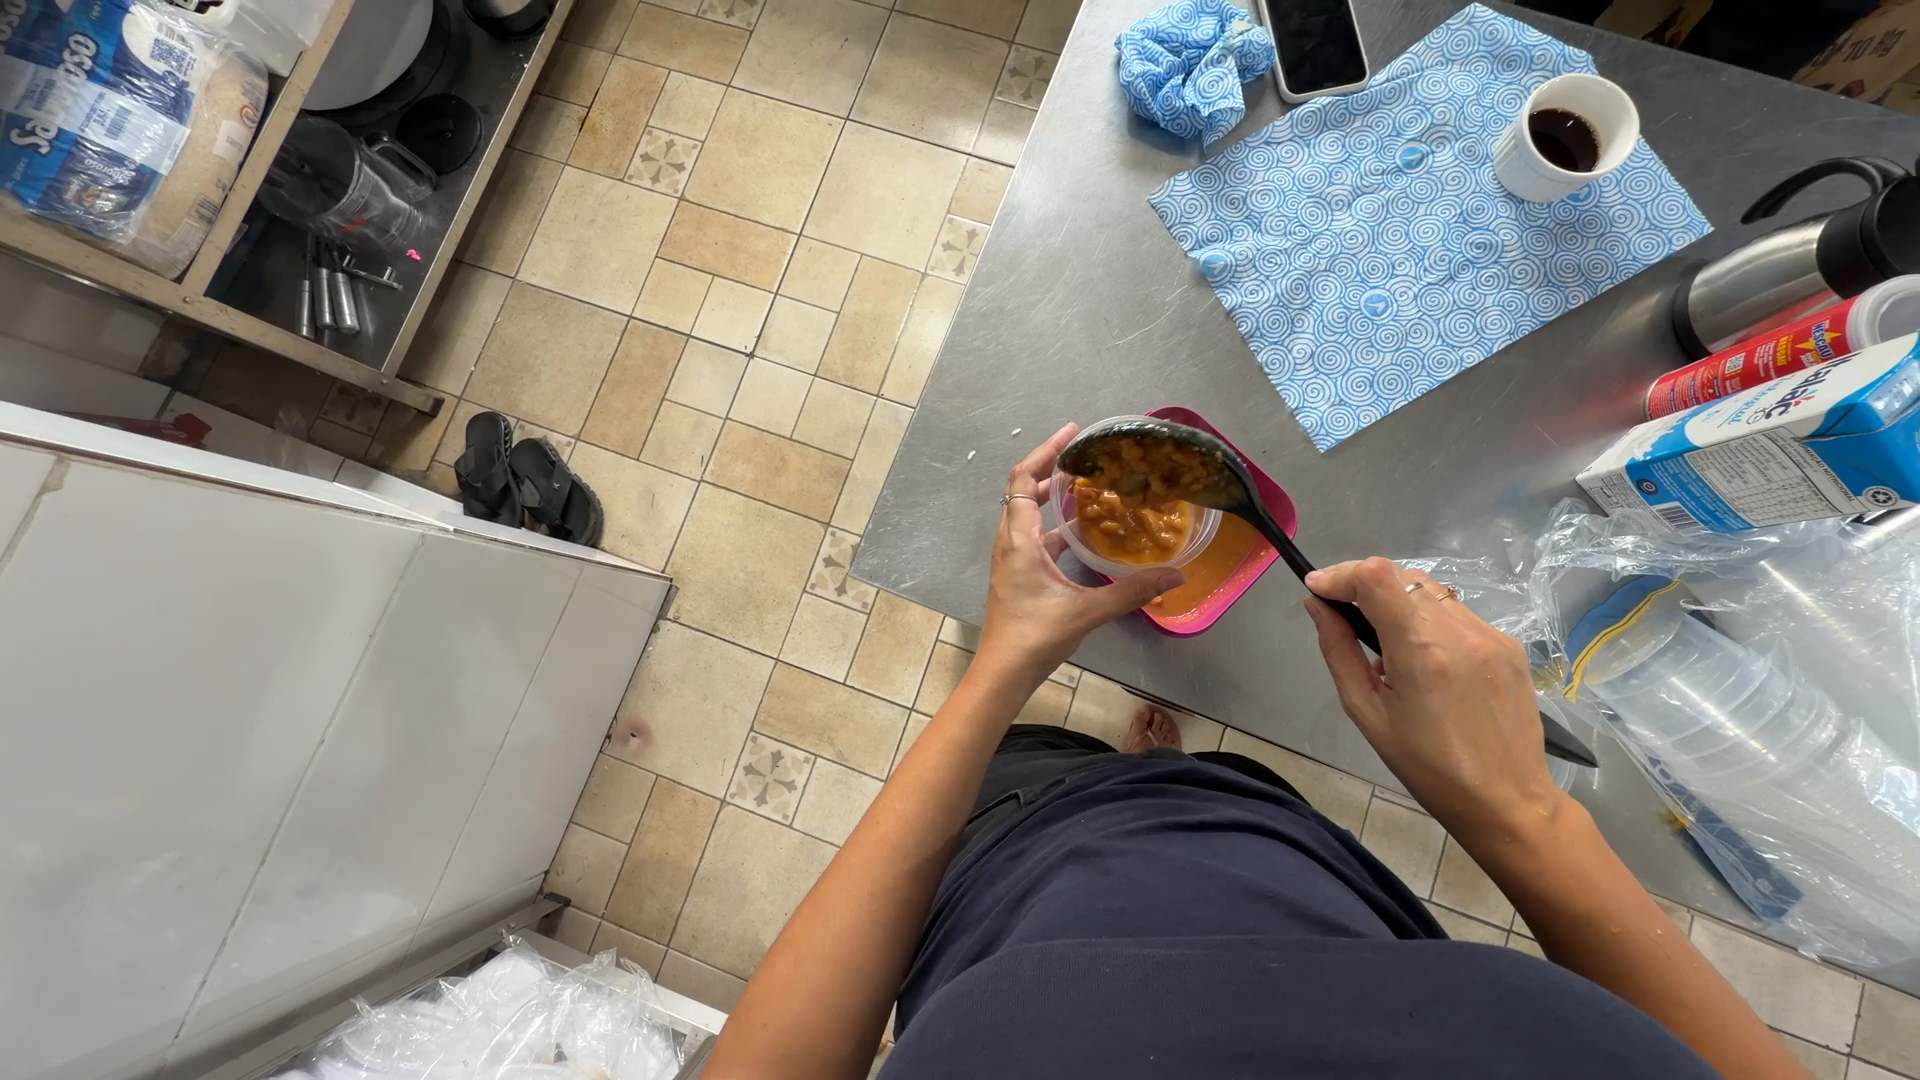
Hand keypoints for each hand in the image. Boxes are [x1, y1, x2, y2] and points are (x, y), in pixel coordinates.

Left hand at [975, 424, 1184, 684]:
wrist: (1004, 671)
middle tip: (1083, 456)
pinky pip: (1033, 537)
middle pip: (1023, 490)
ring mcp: (1011, 559)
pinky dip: (1053, 525)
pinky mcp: (1017, 575)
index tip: (1071, 434)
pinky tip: (1080, 534)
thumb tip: (1174, 575)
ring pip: (1026, 514)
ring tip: (1084, 486)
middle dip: (1050, 467)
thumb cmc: (1036, 636)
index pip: (1023, 480)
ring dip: (1050, 495)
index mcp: (1020, 540)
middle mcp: (1010, 542)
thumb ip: (1131, 591)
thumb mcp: (1087, 611)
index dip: (1045, 451)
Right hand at [1303, 558, 1563, 843]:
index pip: (1376, 577)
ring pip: (1430, 589)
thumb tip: (1318, 606)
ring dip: (1395, 598)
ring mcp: (1491, 635)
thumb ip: (1338, 650)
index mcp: (1421, 651)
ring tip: (1381, 635)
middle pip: (1401, 575)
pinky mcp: (1508, 644)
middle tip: (1340, 611)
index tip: (1317, 590)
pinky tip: (1420, 652)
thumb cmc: (1425, 766)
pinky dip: (1425, 616)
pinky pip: (1456, 611)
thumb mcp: (1365, 711)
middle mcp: (1460, 632)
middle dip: (1362, 583)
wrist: (1507, 800)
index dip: (1341, 574)